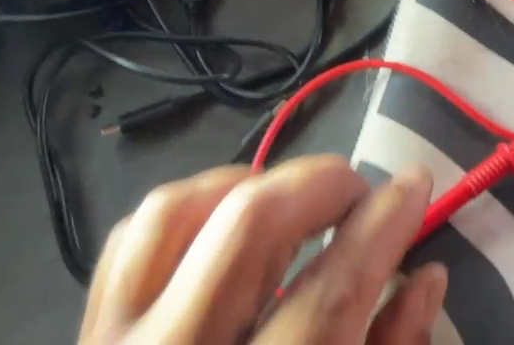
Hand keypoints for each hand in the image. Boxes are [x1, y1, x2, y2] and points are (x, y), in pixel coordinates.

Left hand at [78, 156, 447, 344]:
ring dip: (249, 187)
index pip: (332, 293)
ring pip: (176, 213)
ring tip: (295, 202)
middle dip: (321, 185)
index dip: (384, 225)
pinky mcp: (88, 341)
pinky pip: (131, 240)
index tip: (415, 184)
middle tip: (357, 194)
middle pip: (248, 227)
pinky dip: (189, 207)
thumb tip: (426, 276)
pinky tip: (230, 221)